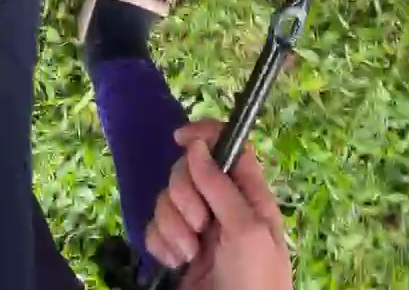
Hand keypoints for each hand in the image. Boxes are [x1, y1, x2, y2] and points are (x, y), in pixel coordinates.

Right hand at [145, 121, 292, 289]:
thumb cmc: (254, 282)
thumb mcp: (247, 232)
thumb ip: (220, 185)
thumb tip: (197, 144)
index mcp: (247, 195)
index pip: (227, 146)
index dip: (205, 134)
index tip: (181, 139)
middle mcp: (220, 205)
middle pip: (188, 169)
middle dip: (185, 195)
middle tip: (199, 224)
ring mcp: (196, 228)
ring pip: (167, 197)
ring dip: (172, 224)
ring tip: (188, 254)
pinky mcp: (175, 249)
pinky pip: (154, 225)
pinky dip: (159, 242)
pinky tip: (173, 262)